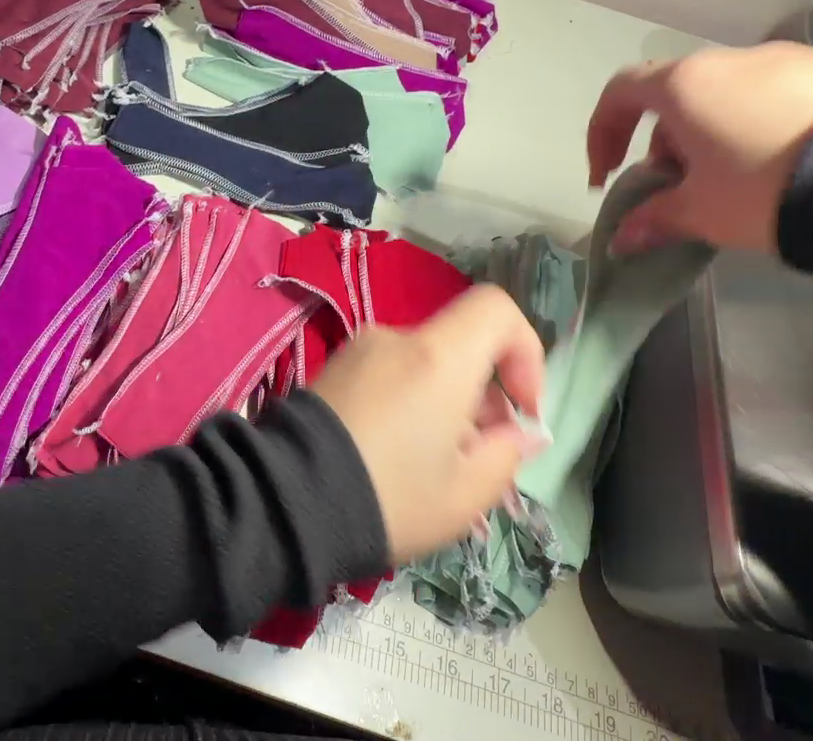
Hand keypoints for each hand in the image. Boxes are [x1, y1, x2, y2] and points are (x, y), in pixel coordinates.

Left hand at [312, 285, 545, 563]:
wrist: (287, 502)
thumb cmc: (389, 498)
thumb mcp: (464, 496)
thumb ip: (506, 455)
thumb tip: (522, 432)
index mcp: (437, 357)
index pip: (495, 309)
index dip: (525, 350)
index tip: (522, 408)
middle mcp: (395, 339)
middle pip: (459, 348)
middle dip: (481, 397)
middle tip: (476, 458)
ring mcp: (357, 352)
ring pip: (423, 366)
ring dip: (443, 405)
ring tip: (432, 467)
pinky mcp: (331, 370)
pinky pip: (388, 375)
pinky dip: (407, 403)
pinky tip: (394, 455)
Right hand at [586, 41, 812, 253]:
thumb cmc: (770, 185)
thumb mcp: (703, 212)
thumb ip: (654, 220)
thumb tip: (620, 240)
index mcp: (686, 85)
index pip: (620, 93)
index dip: (604, 134)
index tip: (610, 175)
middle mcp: (733, 60)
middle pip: (680, 97)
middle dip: (670, 143)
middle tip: (685, 188)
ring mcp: (795, 60)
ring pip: (734, 96)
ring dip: (721, 136)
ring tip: (746, 183)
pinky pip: (788, 99)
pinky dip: (773, 128)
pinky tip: (800, 168)